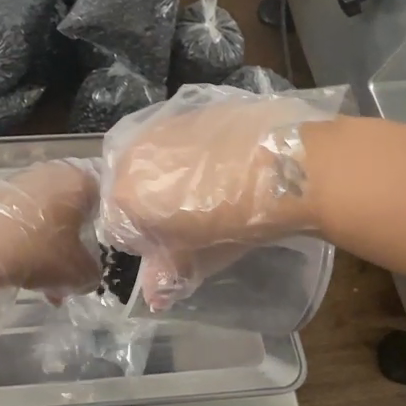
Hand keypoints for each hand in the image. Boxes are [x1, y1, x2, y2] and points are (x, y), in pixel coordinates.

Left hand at [0, 159, 100, 298]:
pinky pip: (22, 218)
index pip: (104, 201)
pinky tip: (20, 267)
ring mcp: (23, 180)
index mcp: (80, 180)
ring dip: (48, 244)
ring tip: (42, 279)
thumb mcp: (78, 273)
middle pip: (72, 209)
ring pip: (46, 216)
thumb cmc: (38, 252)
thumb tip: (89, 273)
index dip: (102, 230)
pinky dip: (25, 239)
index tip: (94, 253)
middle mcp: (53, 171)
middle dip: (72, 240)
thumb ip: (94, 272)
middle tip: (69, 269)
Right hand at [98, 85, 336, 307]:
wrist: (287, 167)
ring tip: (211, 192)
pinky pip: (182, 139)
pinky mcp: (194, 108)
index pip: (118, 228)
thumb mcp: (198, 257)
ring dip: (172, 178)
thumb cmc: (234, 221)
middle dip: (153, 206)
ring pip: (156, 161)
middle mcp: (134, 154)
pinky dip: (194, 154)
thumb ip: (166, 275)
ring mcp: (164, 126)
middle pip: (132, 188)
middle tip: (191, 222)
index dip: (145, 243)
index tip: (173, 248)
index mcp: (126, 195)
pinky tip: (226, 166)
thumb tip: (153, 298)